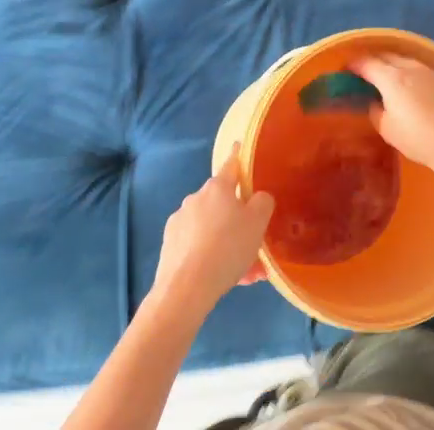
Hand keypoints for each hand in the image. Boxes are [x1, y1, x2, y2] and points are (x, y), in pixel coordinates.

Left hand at [150, 146, 274, 314]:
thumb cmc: (227, 248)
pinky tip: (227, 280)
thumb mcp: (258, 223)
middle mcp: (195, 199)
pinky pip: (200, 246)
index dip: (239, 156)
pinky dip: (213, 257)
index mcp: (217, 188)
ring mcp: (180, 222)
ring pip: (213, 229)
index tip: (240, 146)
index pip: (232, 164)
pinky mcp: (170, 246)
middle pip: (223, 203)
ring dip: (229, 244)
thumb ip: (263, 202)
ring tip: (247, 274)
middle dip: (240, 221)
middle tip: (256, 243)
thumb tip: (257, 197)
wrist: (186, 288)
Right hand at [351, 53, 433, 176]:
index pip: (366, 63)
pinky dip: (403, 69)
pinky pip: (414, 66)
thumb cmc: (418, 138)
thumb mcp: (387, 128)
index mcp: (391, 78)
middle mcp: (409, 67)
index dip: (353, 65)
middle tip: (361, 73)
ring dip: (388, 63)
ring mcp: (427, 71)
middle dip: (370, 61)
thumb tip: (375, 101)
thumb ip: (375, 111)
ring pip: (401, 58)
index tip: (344, 70)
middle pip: (384, 56)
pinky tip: (404, 82)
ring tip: (382, 76)